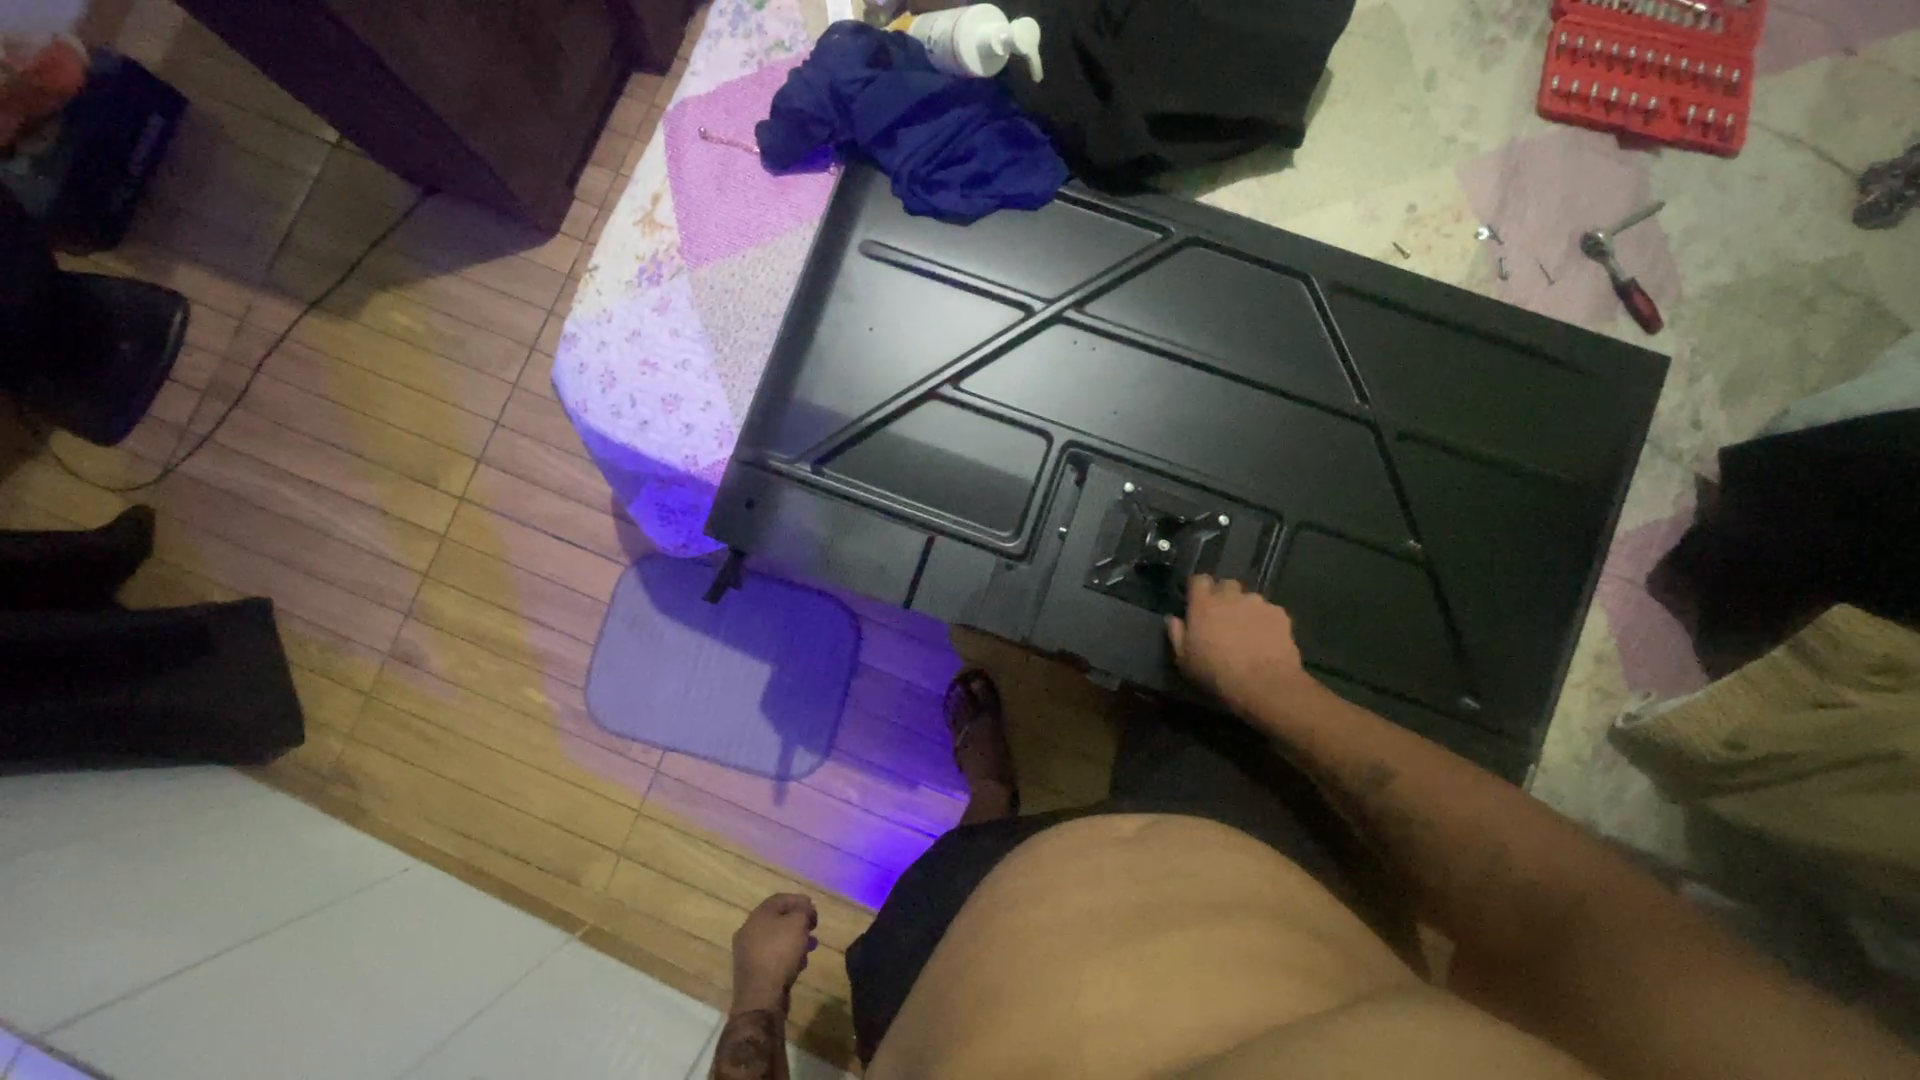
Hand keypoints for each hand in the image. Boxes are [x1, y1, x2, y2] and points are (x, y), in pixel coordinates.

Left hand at [730, 893, 817, 1015]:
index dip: (799, 900)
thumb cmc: (780, 953)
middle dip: (798, 922)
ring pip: (775, 939)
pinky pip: (772, 957)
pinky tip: (799, 964)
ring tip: (810, 947)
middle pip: (777, 919)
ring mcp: (747, 952)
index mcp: (757, 915)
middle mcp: (748, 931)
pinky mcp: (752, 971)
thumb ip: (804, 911)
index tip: (814, 910)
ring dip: (794, 940)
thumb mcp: (798, 924)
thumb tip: (805, 910)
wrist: (761, 997)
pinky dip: (786, 956)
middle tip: (813, 928)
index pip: (779, 899)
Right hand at [1167, 575, 1315, 716]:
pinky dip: (1266, 621)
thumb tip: (1173, 618)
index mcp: (1204, 604)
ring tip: (1248, 632)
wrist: (1263, 684)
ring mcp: (1258, 603)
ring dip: (1246, 609)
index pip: (1199, 580)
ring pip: (1250, 599)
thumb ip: (1176, 634)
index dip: (1199, 588)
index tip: (1198, 601)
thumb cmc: (1216, 673)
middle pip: (1226, 585)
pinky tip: (1266, 640)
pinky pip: (1269, 612)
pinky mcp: (1280, 614)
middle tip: (1223, 618)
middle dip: (1224, 596)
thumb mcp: (1184, 660)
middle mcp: (1230, 596)